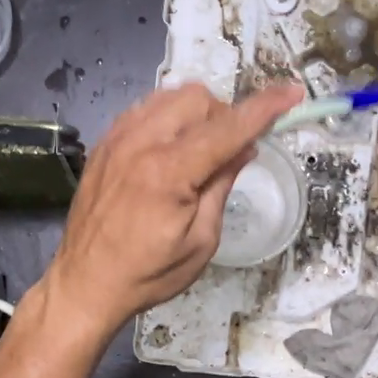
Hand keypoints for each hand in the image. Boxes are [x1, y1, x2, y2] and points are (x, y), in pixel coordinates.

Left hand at [39, 82, 302, 337]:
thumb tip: (244, 148)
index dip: (265, 108)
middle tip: (230, 152)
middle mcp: (140, 143)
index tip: (292, 93)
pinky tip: (170, 149)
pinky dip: (167, 118)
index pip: (228, 128)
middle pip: (197, 98)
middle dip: (224, 116)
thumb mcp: (201, 240)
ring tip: (199, 152)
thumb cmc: (148, 273)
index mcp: (168, 172)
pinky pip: (144, 109)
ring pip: (169, 96)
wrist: (86, 284)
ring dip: (196, 114)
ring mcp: (117, 139)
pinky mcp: (104, 143)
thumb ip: (222, 186)